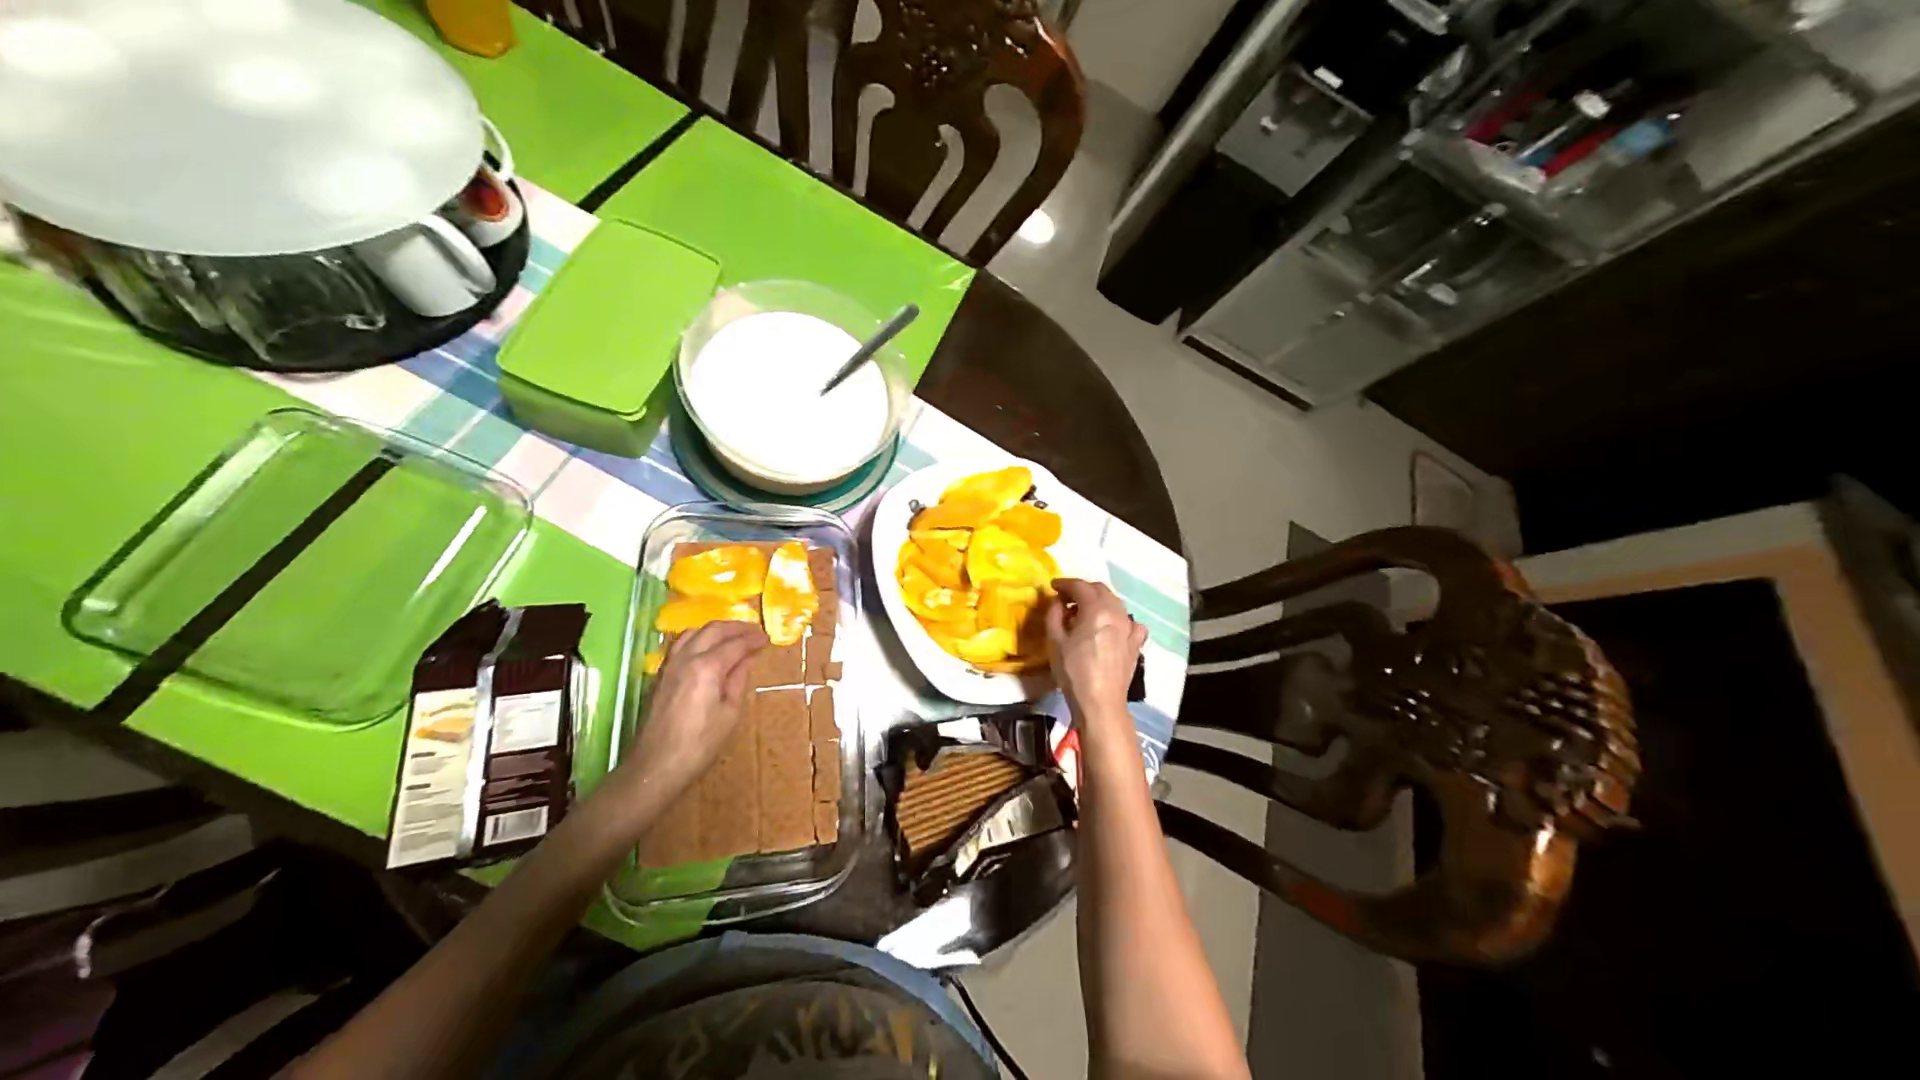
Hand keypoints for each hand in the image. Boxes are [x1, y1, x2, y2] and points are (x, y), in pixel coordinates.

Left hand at [618, 621, 766, 804]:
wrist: (657, 765)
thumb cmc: (700, 744)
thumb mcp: (729, 713)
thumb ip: (738, 680)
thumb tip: (747, 659)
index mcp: (707, 667)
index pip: (735, 644)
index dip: (753, 639)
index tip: (767, 638)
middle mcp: (686, 658)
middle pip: (713, 630)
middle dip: (736, 627)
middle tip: (754, 631)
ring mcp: (670, 665)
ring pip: (693, 632)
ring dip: (715, 629)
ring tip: (732, 635)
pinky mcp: (661, 675)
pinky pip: (680, 644)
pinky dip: (698, 638)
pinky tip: (706, 647)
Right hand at [1045, 578, 1144, 728]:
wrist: (1100, 702)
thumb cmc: (1073, 672)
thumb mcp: (1055, 641)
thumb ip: (1054, 614)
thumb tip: (1058, 602)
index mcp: (1096, 609)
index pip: (1080, 586)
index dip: (1065, 583)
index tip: (1053, 586)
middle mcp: (1116, 613)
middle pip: (1100, 590)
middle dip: (1082, 589)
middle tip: (1067, 598)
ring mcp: (1130, 628)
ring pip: (1115, 603)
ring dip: (1099, 601)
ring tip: (1084, 612)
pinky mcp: (1136, 643)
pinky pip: (1130, 622)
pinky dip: (1119, 619)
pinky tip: (1112, 627)